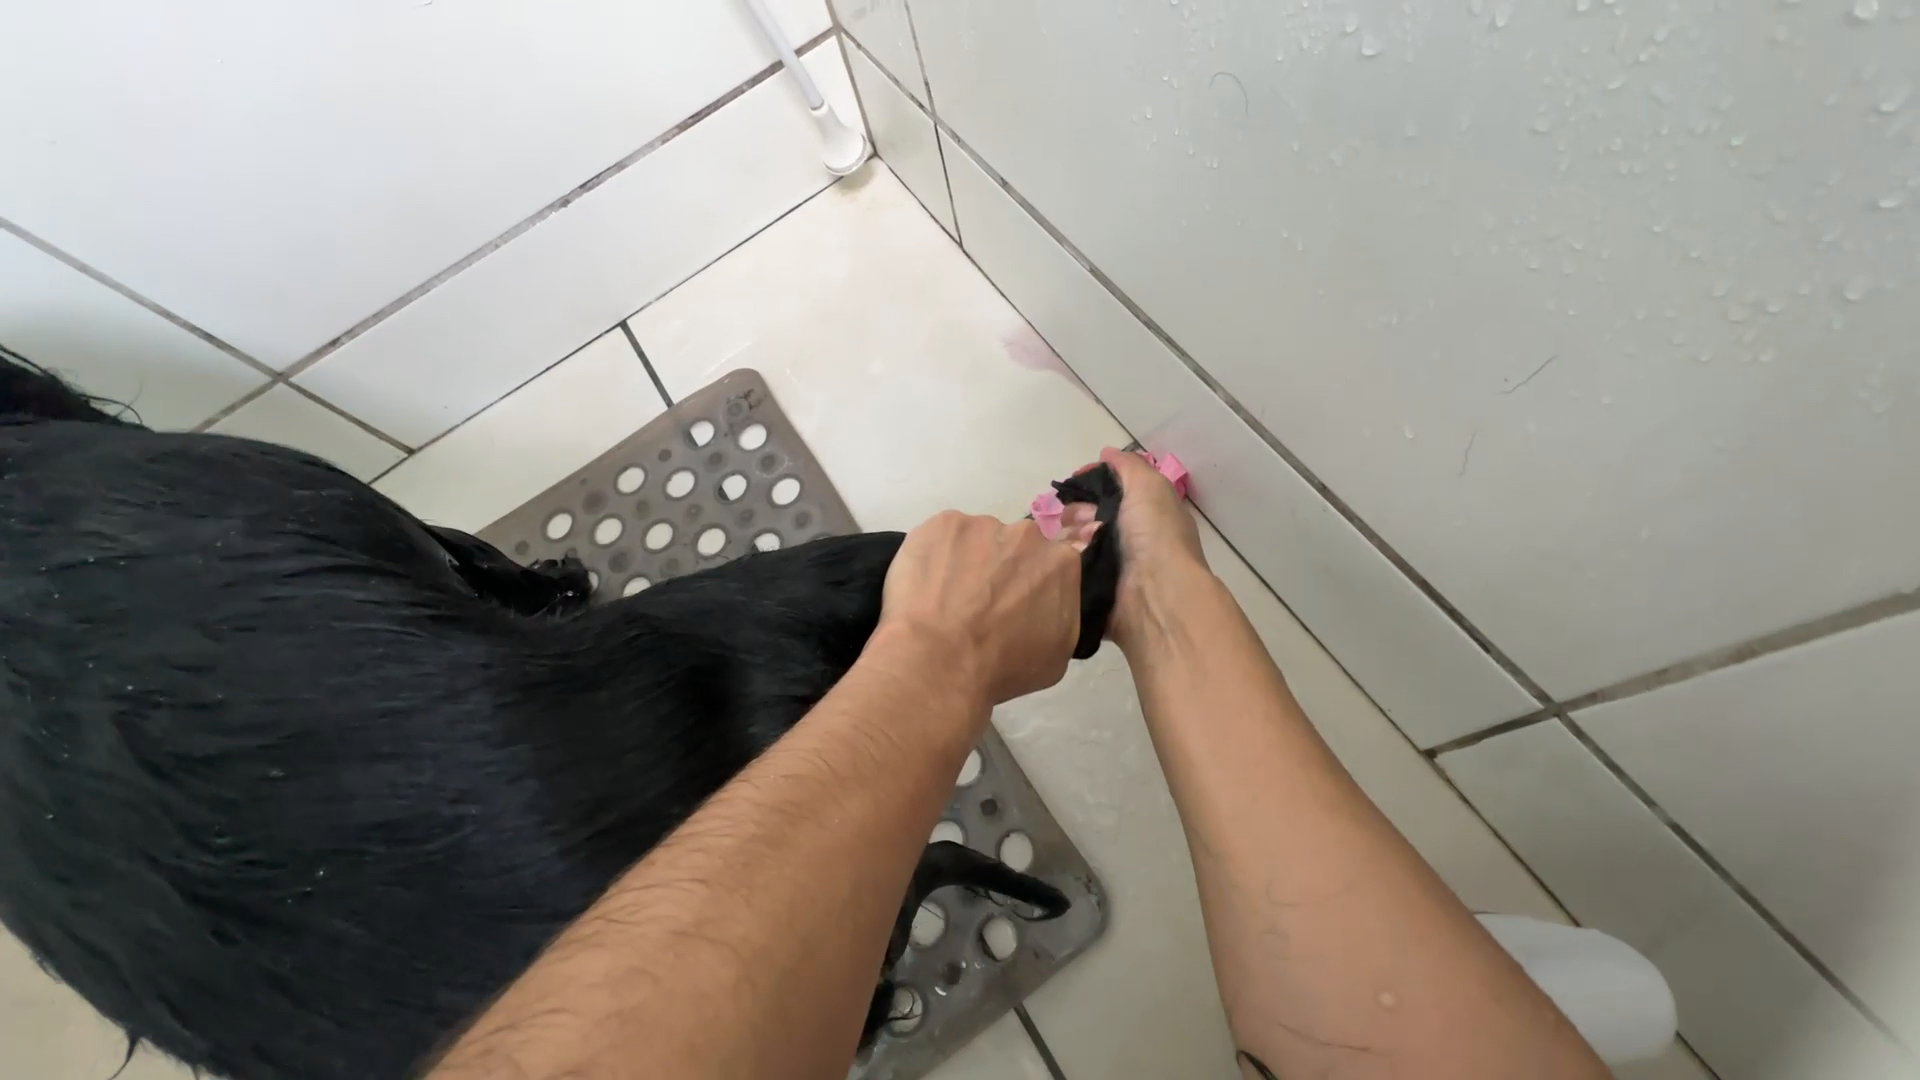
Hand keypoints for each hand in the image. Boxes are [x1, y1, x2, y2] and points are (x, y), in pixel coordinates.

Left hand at [878, 512, 1081, 706]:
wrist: (939, 662)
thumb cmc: (1002, 668)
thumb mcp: (1056, 654)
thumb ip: (1060, 613)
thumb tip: (1048, 601)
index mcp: (1061, 563)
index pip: (1051, 563)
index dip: (1031, 583)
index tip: (1015, 603)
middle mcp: (1027, 534)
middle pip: (1015, 546)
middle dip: (1001, 567)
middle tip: (979, 602)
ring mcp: (982, 525)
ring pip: (976, 540)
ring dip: (966, 562)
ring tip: (944, 599)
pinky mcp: (942, 524)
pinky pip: (940, 538)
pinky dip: (933, 556)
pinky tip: (924, 586)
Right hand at [1058, 448, 1208, 653]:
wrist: (1156, 593)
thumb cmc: (1155, 534)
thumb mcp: (1148, 486)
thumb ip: (1128, 466)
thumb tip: (1107, 453)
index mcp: (1149, 512)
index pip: (1115, 490)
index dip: (1093, 482)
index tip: (1074, 481)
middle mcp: (1134, 537)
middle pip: (1094, 514)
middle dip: (1078, 510)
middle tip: (1069, 516)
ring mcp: (1118, 564)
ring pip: (1081, 540)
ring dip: (1072, 535)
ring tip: (1071, 539)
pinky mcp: (1100, 588)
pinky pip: (1075, 568)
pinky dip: (1069, 560)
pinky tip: (1066, 557)